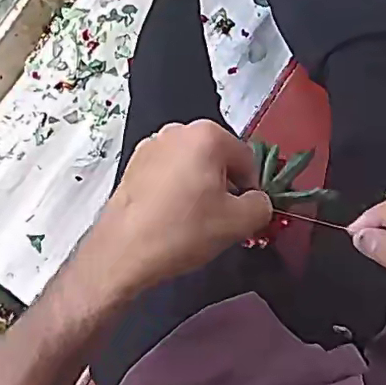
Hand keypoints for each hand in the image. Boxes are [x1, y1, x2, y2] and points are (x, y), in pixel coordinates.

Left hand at [83, 120, 271, 298]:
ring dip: (200, 188)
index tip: (242, 214)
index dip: (251, 190)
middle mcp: (178, 131)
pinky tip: (171, 218)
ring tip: (192, 221)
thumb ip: (263, 205)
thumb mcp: (240, 222)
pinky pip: (169, 173)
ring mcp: (152, 145)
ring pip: (193, 166)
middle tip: (219, 219)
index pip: (247, 160)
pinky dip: (176, 191)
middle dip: (225, 187)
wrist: (122, 253)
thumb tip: (257, 201)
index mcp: (207, 134)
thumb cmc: (183, 231)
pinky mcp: (133, 164)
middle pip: (219, 159)